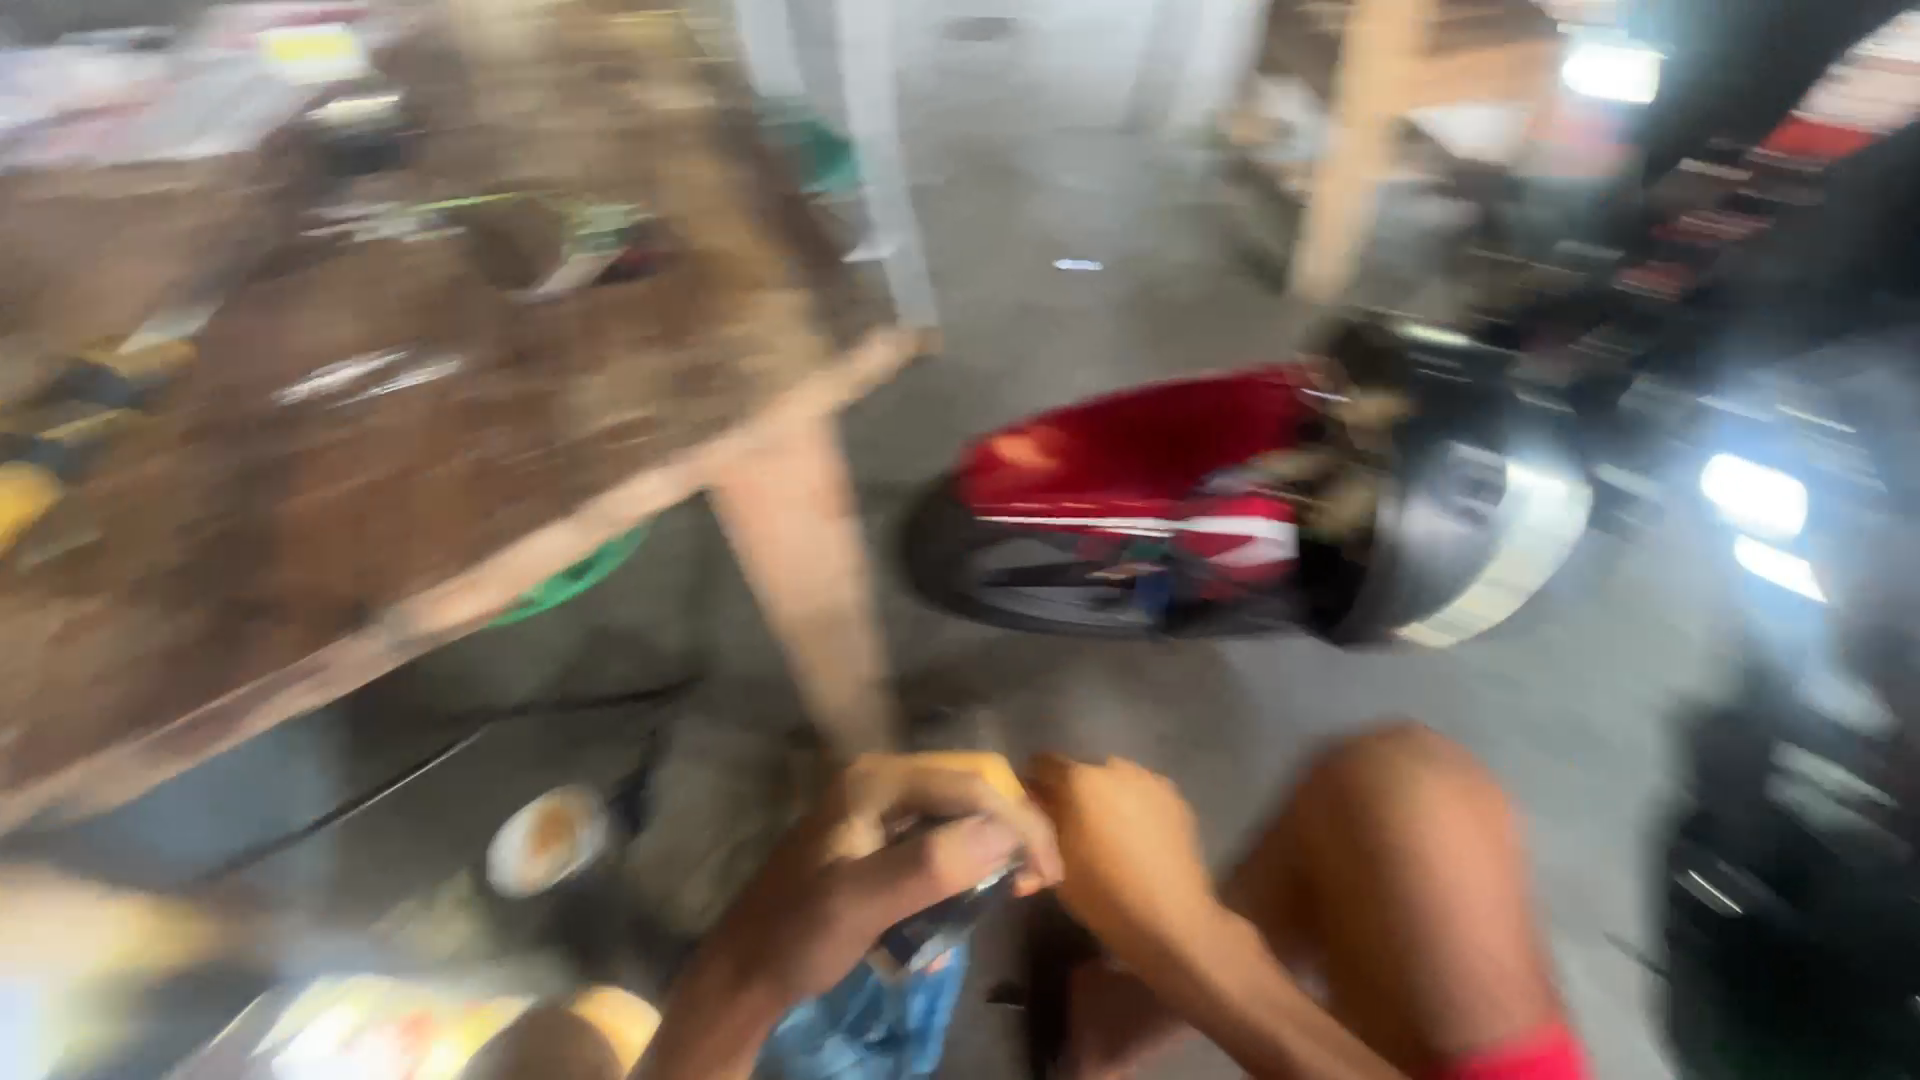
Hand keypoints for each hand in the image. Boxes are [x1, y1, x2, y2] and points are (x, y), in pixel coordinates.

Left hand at [706, 753, 1062, 1005]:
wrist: (746, 969)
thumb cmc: (798, 933)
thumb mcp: (859, 904)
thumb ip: (930, 866)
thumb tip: (1005, 836)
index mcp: (879, 781)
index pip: (969, 786)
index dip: (1018, 823)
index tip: (1049, 873)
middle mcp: (884, 780)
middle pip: (969, 790)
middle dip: (1009, 831)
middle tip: (1036, 880)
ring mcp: (881, 806)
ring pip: (958, 812)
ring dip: (990, 849)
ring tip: (1012, 888)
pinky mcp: (880, 835)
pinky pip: (939, 836)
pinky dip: (962, 865)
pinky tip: (967, 900)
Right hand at [1027, 755, 1218, 970]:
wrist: (1171, 919)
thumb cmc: (1104, 893)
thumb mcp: (1057, 863)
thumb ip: (1040, 828)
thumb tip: (1032, 809)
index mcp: (1080, 780)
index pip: (1043, 762)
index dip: (1035, 782)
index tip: (1034, 805)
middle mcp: (1114, 768)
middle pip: (1082, 771)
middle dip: (1072, 792)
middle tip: (1071, 824)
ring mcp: (1149, 780)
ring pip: (1114, 780)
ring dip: (1105, 797)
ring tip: (1108, 833)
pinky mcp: (1174, 797)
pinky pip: (1142, 792)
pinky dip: (1134, 806)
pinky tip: (1138, 838)